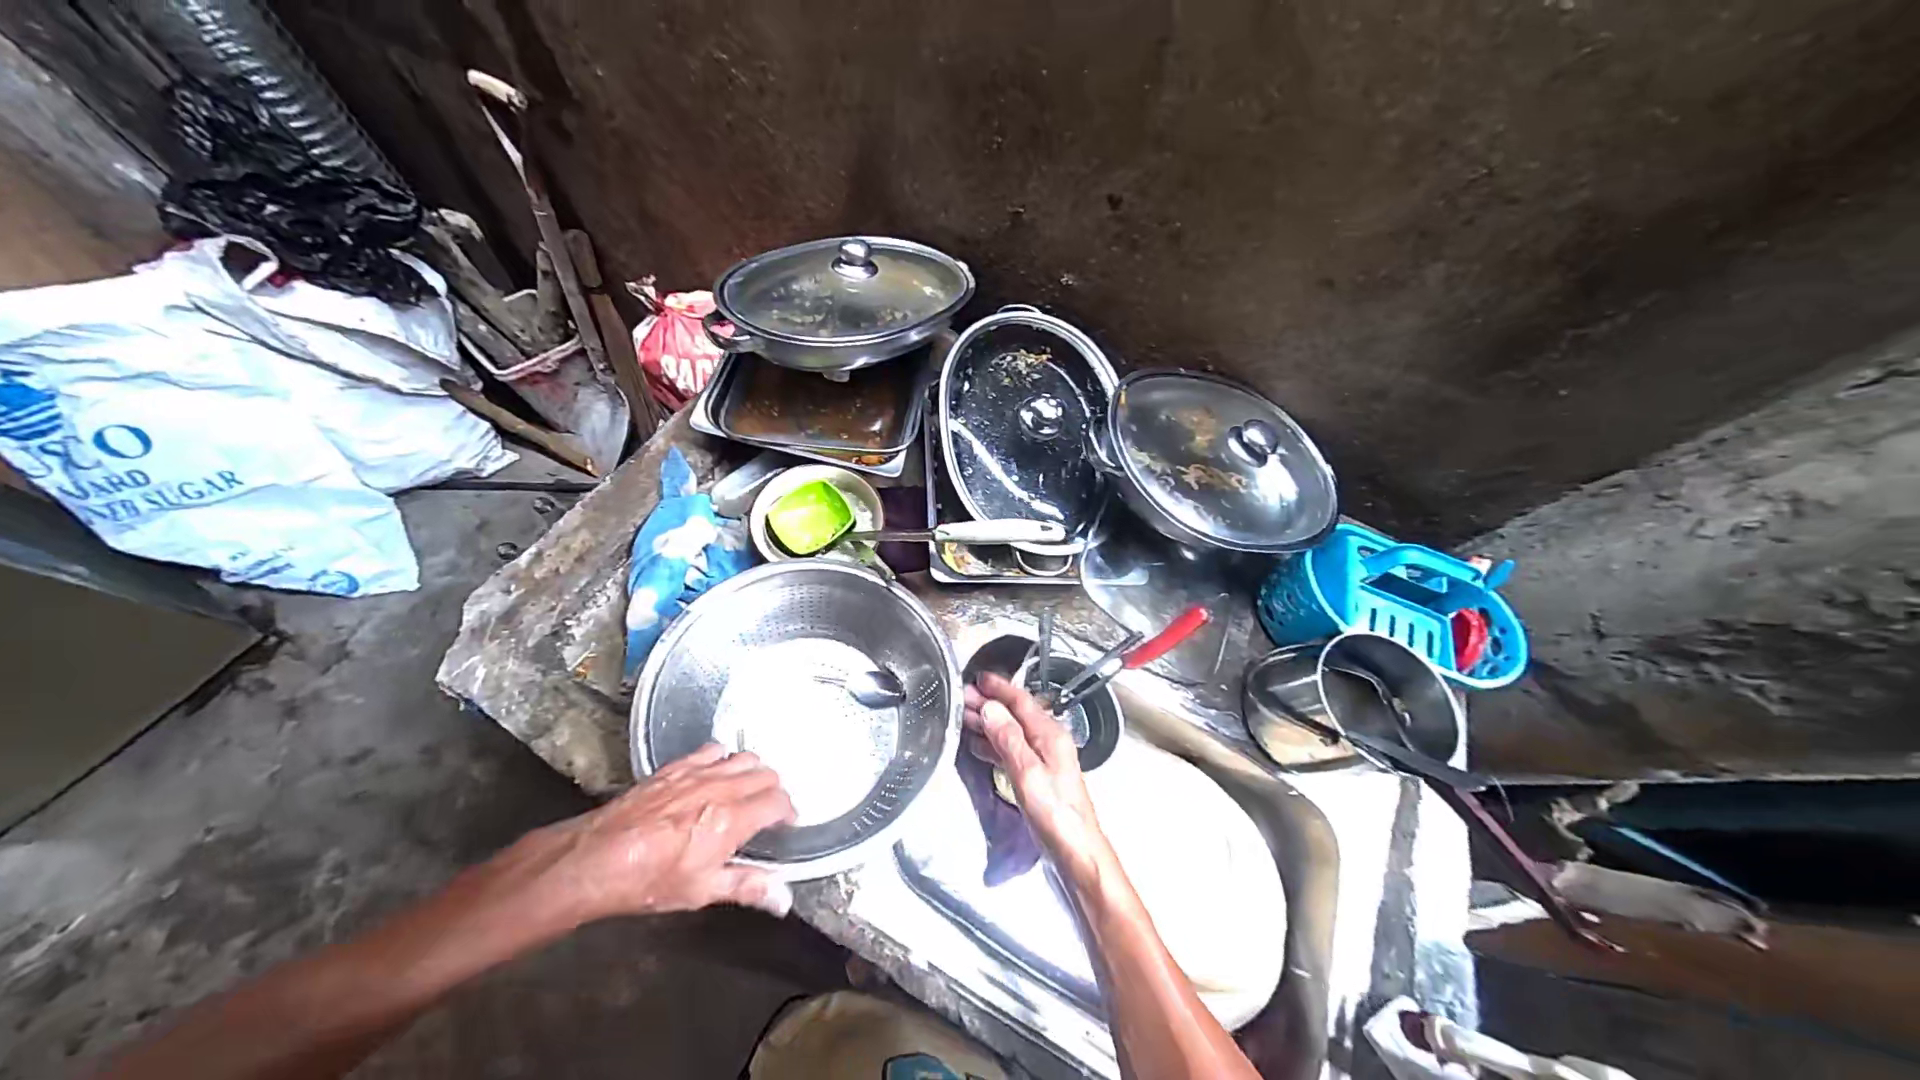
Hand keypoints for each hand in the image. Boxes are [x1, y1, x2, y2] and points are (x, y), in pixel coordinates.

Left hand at [501, 743, 796, 926]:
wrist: (596, 859)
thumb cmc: (649, 880)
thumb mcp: (702, 891)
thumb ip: (748, 887)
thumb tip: (784, 899)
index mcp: (732, 818)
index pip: (778, 801)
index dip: (788, 811)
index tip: (787, 822)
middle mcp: (720, 788)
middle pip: (765, 773)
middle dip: (773, 790)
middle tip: (768, 809)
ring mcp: (697, 773)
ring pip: (743, 757)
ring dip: (752, 770)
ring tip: (747, 788)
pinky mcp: (675, 767)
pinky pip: (712, 749)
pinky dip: (723, 757)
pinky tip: (716, 771)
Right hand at [964, 673, 1108, 876]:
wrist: (1076, 854)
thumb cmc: (1057, 816)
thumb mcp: (1028, 773)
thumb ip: (1008, 738)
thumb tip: (990, 708)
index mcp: (1051, 735)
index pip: (1021, 701)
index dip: (998, 688)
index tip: (978, 678)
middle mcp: (1049, 743)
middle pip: (1015, 715)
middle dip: (988, 704)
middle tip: (962, 697)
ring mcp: (1043, 761)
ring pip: (1011, 732)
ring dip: (988, 723)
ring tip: (964, 717)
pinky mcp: (1037, 778)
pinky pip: (1011, 751)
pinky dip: (993, 744)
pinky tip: (978, 746)